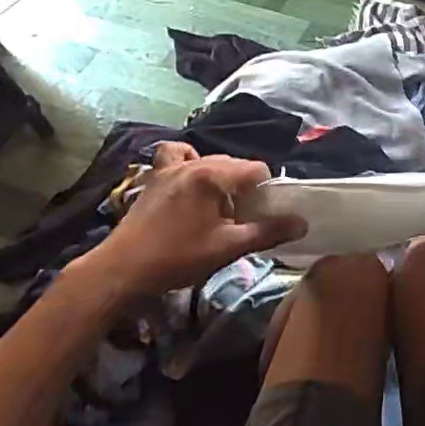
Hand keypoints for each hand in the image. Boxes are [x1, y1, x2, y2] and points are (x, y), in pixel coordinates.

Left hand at [71, 143, 305, 299]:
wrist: (123, 268)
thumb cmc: (177, 257)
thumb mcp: (227, 248)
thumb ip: (266, 232)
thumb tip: (301, 223)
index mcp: (212, 175)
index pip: (255, 168)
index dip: (266, 190)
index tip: (263, 215)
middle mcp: (192, 162)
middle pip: (232, 164)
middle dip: (244, 187)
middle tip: (243, 219)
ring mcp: (169, 167)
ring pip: (207, 161)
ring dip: (219, 178)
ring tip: (218, 207)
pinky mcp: (154, 177)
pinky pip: (176, 157)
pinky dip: (188, 164)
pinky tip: (190, 187)